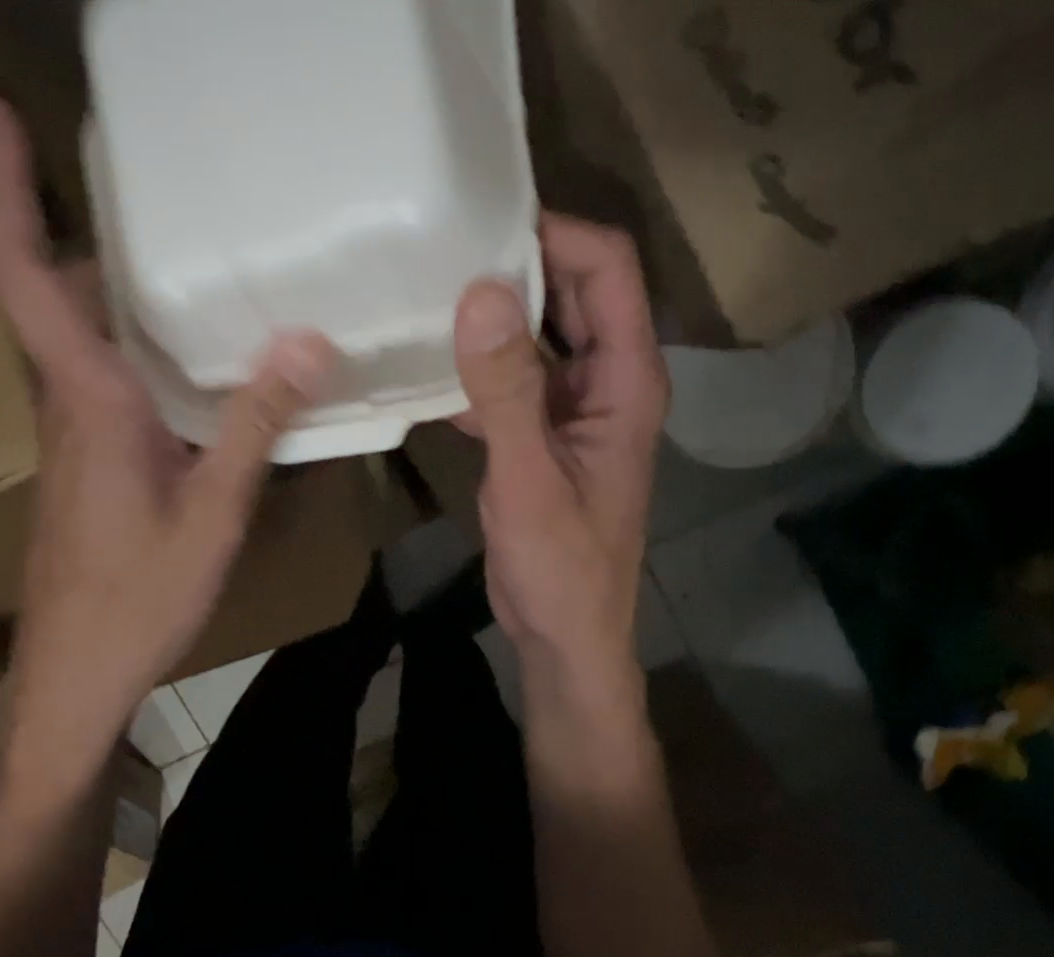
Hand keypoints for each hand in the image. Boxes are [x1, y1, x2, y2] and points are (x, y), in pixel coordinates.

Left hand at [0, 97, 335, 728]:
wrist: (74, 678)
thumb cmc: (136, 602)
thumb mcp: (212, 514)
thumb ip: (254, 423)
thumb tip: (306, 339)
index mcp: (90, 403)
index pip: (26, 279)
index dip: (5, 192)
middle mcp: (69, 405)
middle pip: (60, 294)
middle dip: (90, 230)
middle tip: (155, 193)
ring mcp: (73, 435)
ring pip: (85, 338)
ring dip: (122, 289)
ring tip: (192, 259)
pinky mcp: (87, 463)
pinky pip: (107, 379)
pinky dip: (141, 348)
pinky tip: (201, 361)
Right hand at [452, 214, 666, 681]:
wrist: (565, 635)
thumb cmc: (561, 567)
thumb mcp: (528, 477)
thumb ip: (506, 389)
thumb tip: (479, 293)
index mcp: (627, 379)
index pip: (609, 270)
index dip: (556, 234)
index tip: (483, 224)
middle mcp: (608, 379)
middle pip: (575, 290)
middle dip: (517, 265)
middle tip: (442, 250)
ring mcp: (574, 406)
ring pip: (540, 331)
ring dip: (493, 313)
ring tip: (426, 292)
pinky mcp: (543, 432)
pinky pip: (514, 376)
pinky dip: (478, 363)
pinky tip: (426, 363)